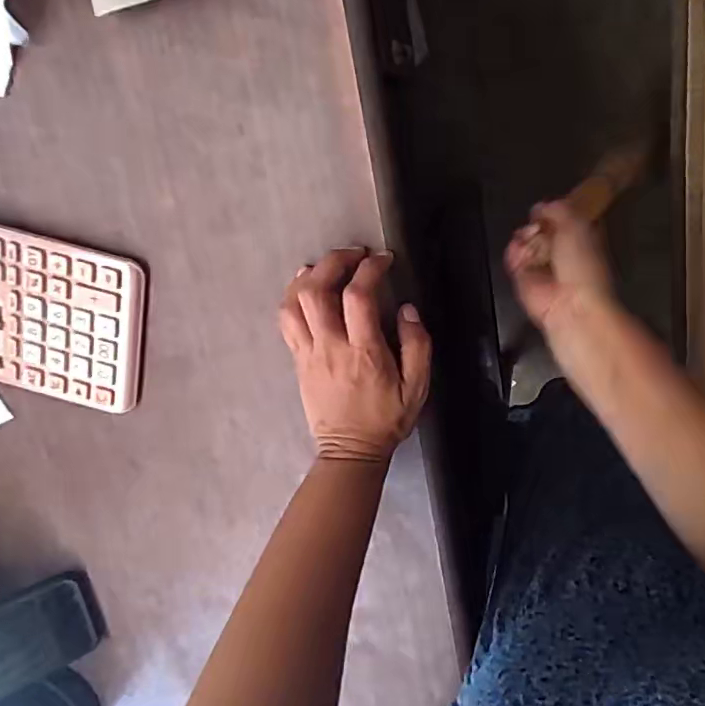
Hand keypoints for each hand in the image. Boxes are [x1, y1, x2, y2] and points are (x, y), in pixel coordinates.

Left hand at [277, 248, 431, 463]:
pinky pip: (286, 319)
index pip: (359, 297)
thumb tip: (406, 309)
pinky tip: (304, 284)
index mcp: (364, 352)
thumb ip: (417, 345)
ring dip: (309, 275)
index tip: (383, 259)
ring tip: (328, 265)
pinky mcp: (297, 358)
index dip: (370, 269)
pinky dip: (293, 294)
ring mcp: (308, 352)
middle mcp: (330, 347)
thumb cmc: (386, 418)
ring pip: (295, 302)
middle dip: (335, 261)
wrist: (349, 451)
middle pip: (317, 290)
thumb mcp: (417, 387)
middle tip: (354, 254)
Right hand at [504, 199, 615, 330]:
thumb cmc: (582, 264)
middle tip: (537, 225)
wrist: (569, 302)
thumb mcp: (576, 225)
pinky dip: (514, 252)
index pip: (563, 216)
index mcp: (580, 236)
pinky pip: (512, 256)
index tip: (547, 206)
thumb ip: (559, 209)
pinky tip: (521, 252)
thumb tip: (541, 205)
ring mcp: (540, 262)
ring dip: (524, 237)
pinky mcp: (522, 275)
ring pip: (523, 239)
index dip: (554, 209)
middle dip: (535, 222)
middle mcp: (560, 249)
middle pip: (539, 226)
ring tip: (530, 239)